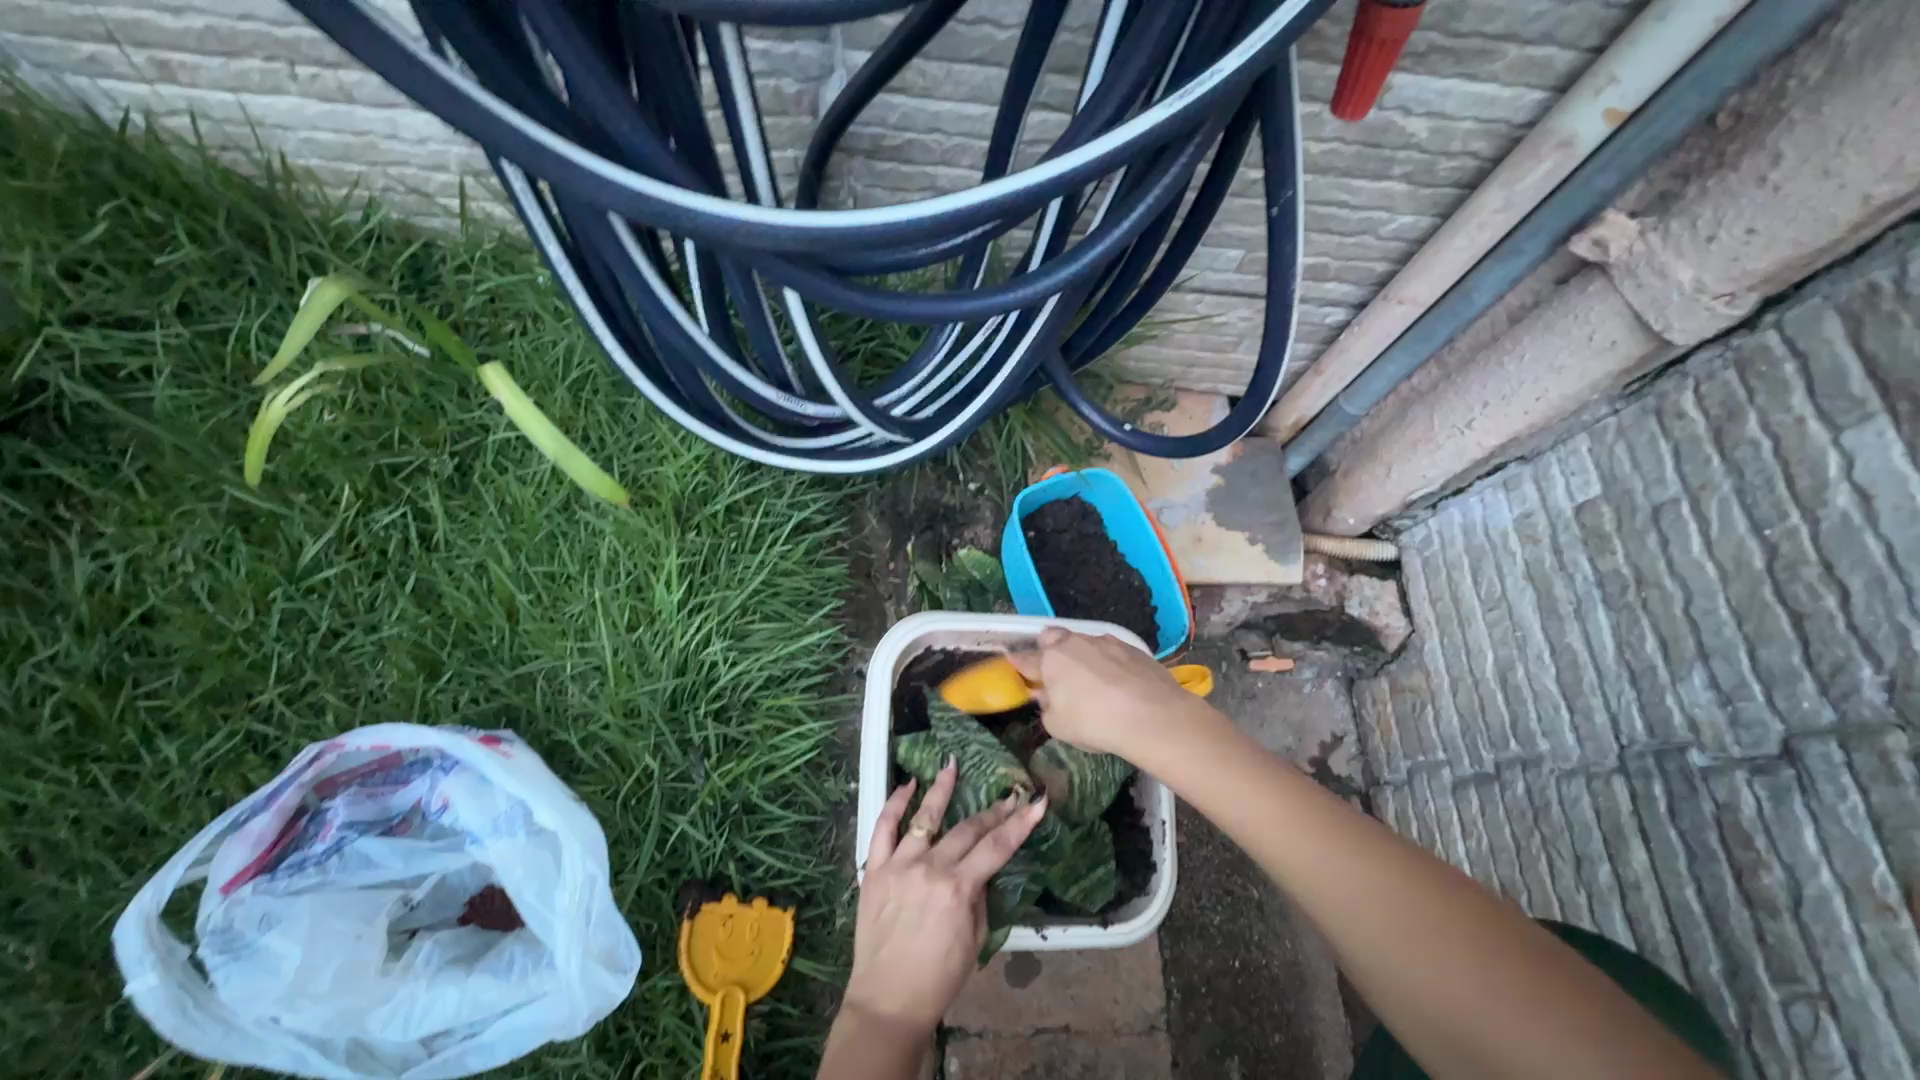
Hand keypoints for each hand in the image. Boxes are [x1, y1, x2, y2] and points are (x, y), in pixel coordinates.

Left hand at [846, 760, 1047, 1030]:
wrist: (887, 999)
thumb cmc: (938, 978)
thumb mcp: (974, 941)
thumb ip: (979, 899)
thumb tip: (979, 872)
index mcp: (958, 889)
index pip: (997, 847)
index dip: (1020, 823)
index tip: (1037, 802)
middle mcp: (930, 869)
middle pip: (967, 830)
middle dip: (992, 811)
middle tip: (1009, 794)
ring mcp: (900, 866)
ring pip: (925, 817)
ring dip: (942, 789)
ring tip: (952, 765)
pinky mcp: (875, 870)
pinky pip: (883, 829)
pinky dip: (895, 805)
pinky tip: (908, 786)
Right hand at [1005, 627, 1220, 758]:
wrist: (1152, 715)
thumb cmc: (1095, 723)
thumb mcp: (1058, 727)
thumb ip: (1047, 709)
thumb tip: (1047, 698)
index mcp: (1051, 660)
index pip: (1026, 659)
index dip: (1018, 664)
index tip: (1014, 665)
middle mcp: (1075, 643)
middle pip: (1053, 637)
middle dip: (1049, 649)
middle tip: (1054, 670)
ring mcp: (1106, 642)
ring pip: (1085, 642)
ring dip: (1082, 656)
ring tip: (1092, 680)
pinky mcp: (1133, 648)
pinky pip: (1112, 652)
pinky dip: (1109, 663)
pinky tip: (1118, 683)